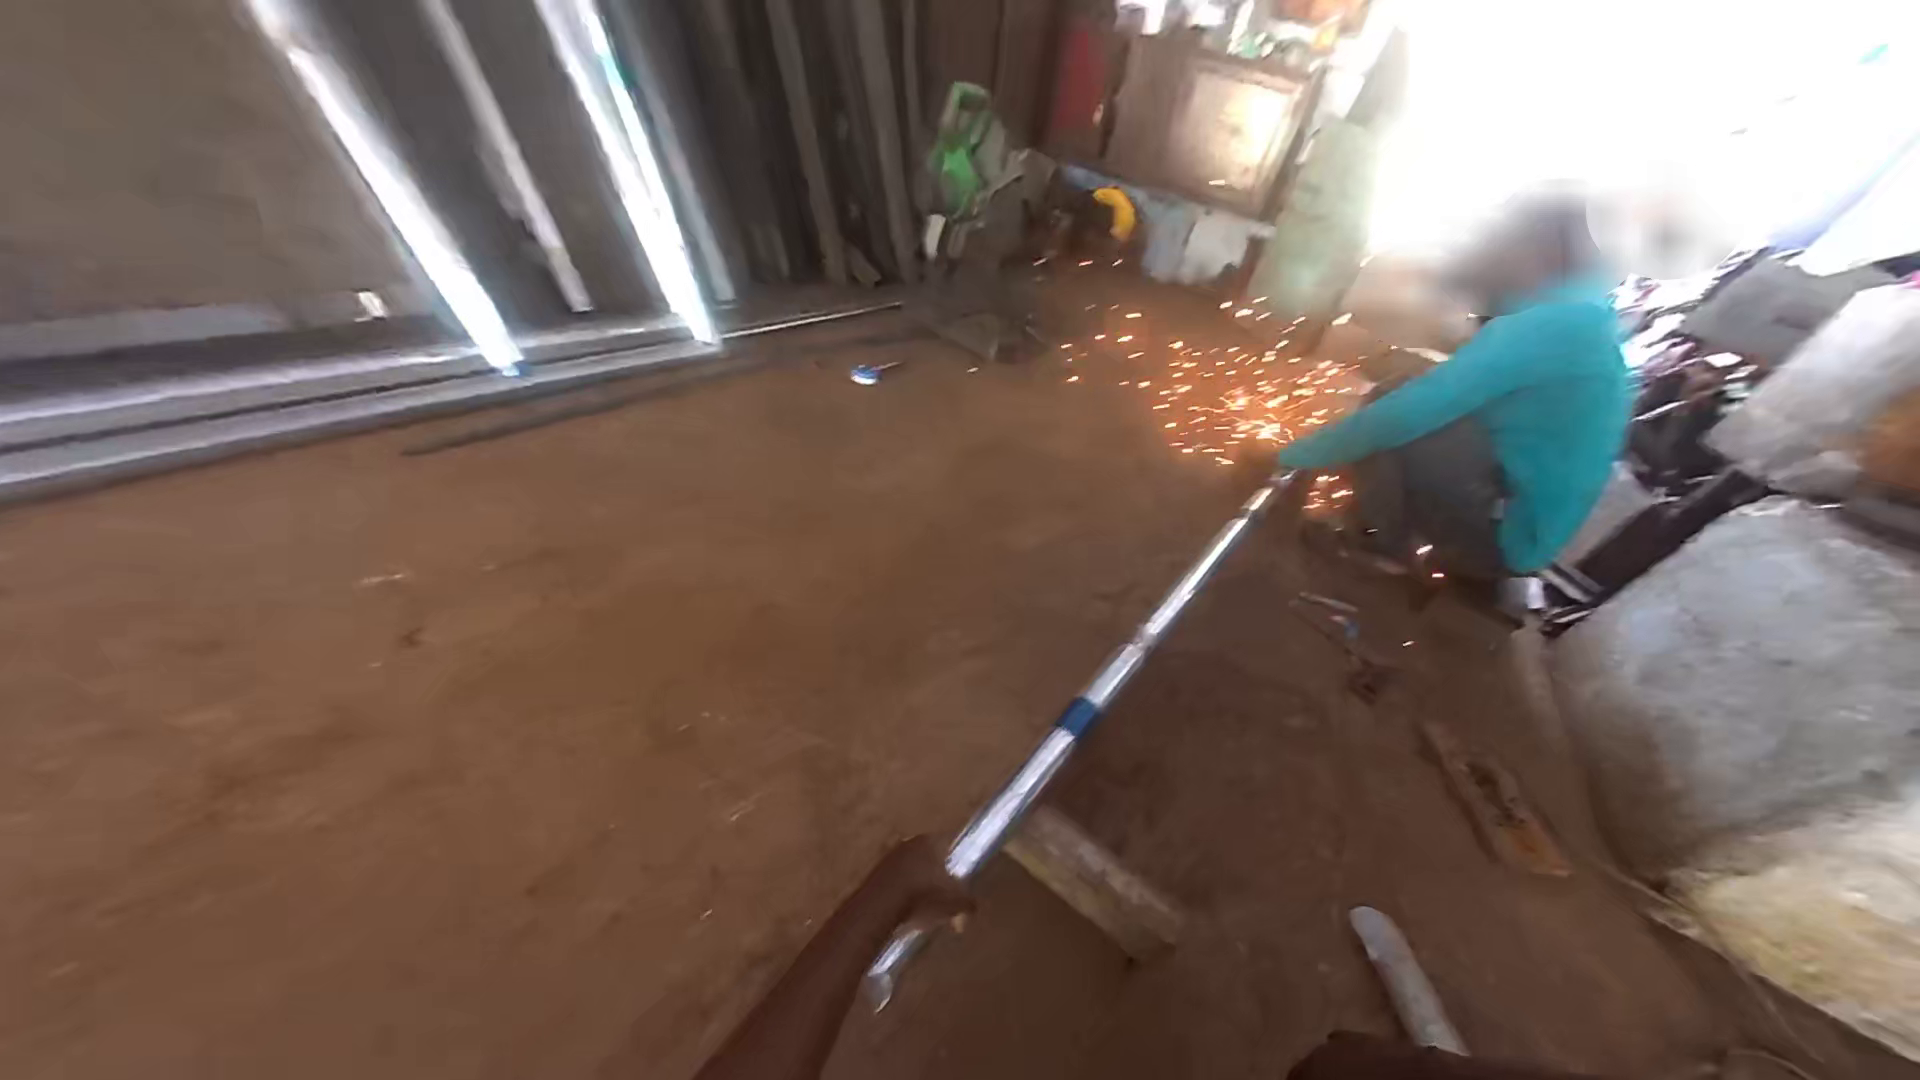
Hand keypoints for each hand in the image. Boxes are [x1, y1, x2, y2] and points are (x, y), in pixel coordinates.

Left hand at [863, 835, 973, 931]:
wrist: (880, 906)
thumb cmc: (924, 897)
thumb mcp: (956, 903)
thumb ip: (968, 902)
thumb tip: (971, 907)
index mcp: (932, 840)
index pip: (951, 844)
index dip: (959, 863)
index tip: (962, 882)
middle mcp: (911, 841)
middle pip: (932, 858)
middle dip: (939, 878)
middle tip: (945, 901)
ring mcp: (891, 856)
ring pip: (913, 870)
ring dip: (920, 888)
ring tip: (926, 912)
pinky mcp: (875, 874)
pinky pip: (897, 883)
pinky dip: (904, 896)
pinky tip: (907, 914)